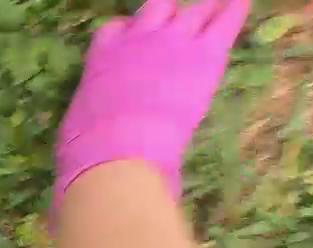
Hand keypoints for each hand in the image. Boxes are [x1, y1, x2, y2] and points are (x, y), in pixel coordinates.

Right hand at [53, 0, 251, 205]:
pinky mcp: (204, 55)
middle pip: (156, 8)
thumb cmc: (85, 158)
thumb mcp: (73, 136)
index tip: (128, 45)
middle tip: (171, 36)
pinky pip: (228, 16)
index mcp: (102, 60)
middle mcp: (137, 41)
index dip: (123, 35)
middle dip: (163, 18)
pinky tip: (239, 5)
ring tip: (213, 16)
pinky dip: (235, 10)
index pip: (113, 30)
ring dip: (203, 13)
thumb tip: (74, 166)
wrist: (115, 161)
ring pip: (196, 8)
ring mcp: (172, 43)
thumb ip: (86, 126)